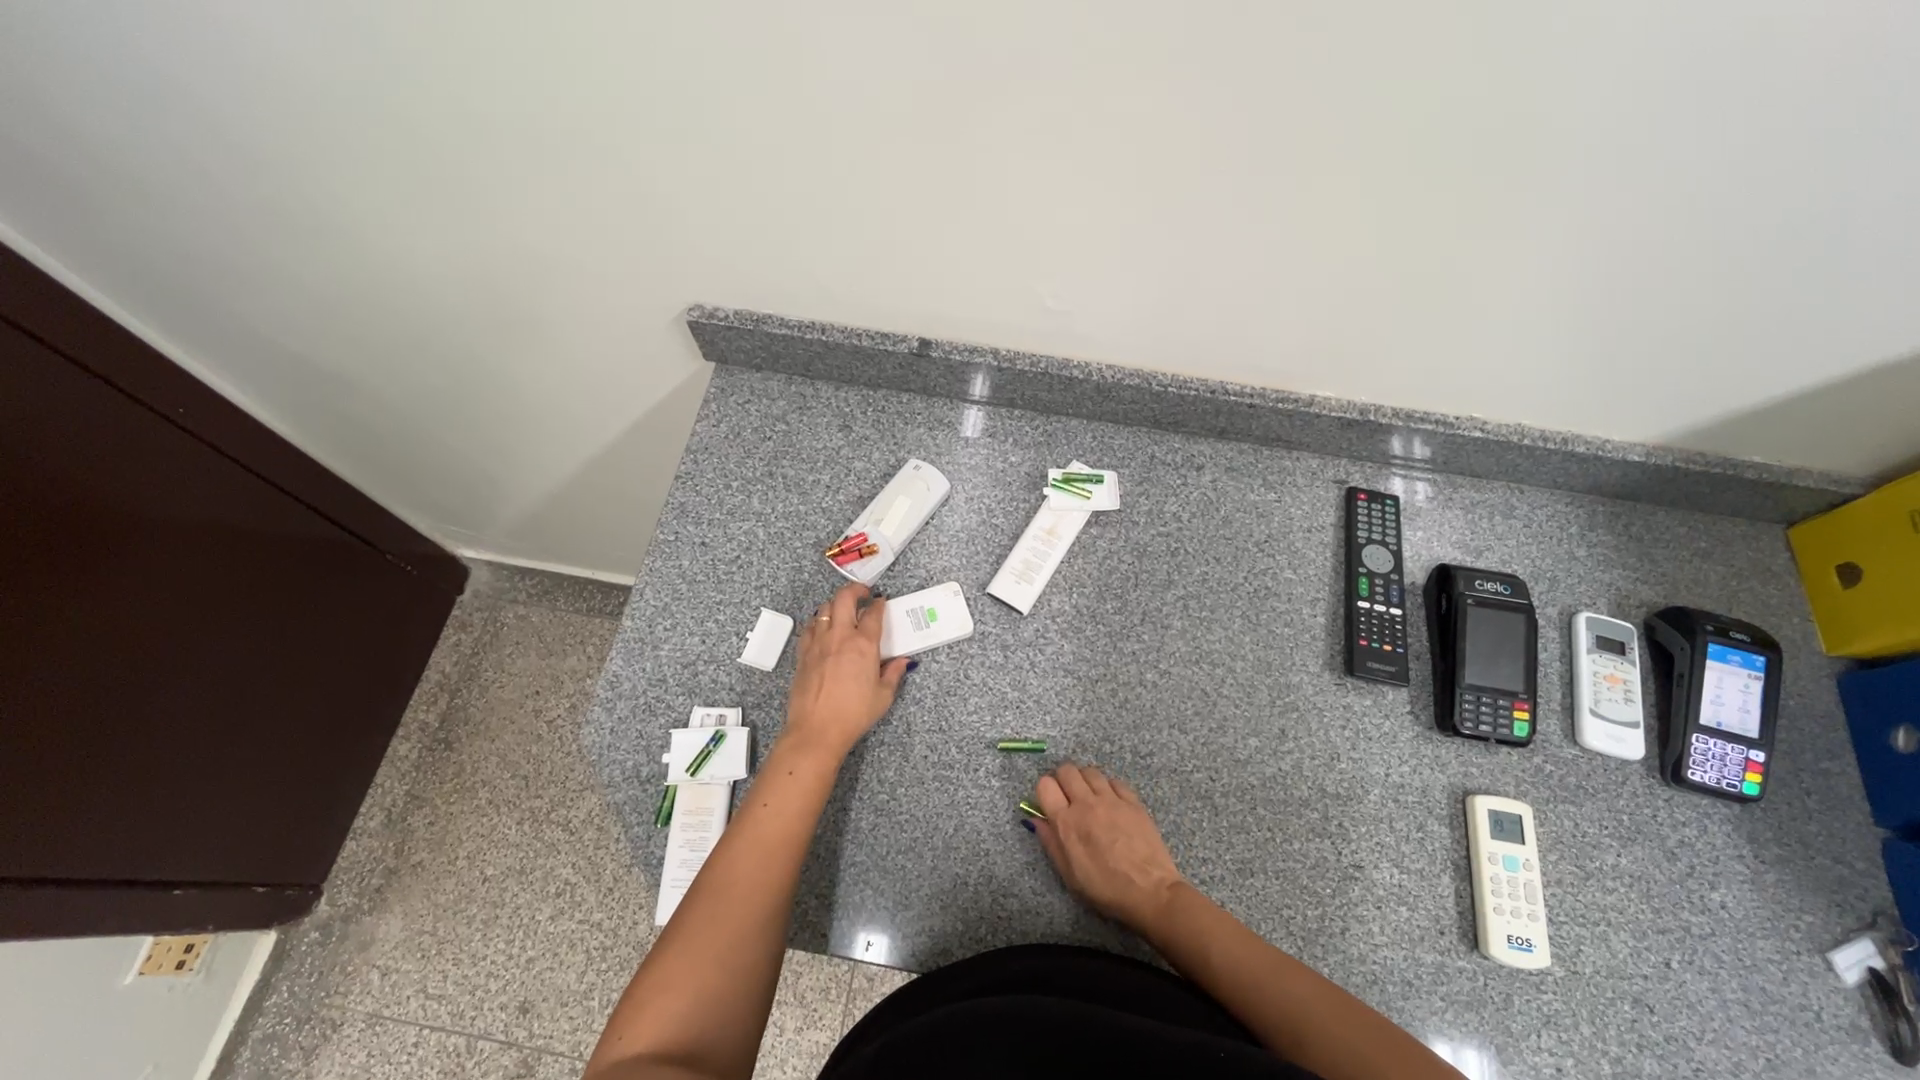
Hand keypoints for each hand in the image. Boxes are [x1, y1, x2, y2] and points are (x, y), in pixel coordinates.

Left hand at [784, 583, 909, 756]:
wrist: (817, 729)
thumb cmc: (852, 715)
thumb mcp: (883, 696)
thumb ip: (894, 674)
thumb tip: (903, 662)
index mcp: (864, 645)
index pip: (873, 613)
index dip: (879, 603)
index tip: (881, 601)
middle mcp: (840, 637)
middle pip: (844, 598)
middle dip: (855, 589)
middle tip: (863, 593)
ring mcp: (818, 643)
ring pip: (824, 608)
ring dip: (835, 603)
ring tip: (843, 609)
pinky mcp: (803, 653)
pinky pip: (809, 627)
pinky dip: (817, 621)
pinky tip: (822, 628)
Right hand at [1032, 764, 1186, 931]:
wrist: (1149, 891)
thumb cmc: (1105, 889)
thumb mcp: (1069, 874)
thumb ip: (1050, 842)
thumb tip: (1036, 820)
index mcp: (1066, 822)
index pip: (1045, 785)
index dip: (1045, 791)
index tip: (1050, 803)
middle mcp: (1086, 804)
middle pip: (1067, 770)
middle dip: (1063, 780)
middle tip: (1068, 797)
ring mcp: (1112, 800)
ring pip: (1090, 771)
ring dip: (1085, 781)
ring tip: (1090, 798)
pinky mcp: (1133, 801)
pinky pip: (1114, 781)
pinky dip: (1108, 788)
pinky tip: (1112, 803)